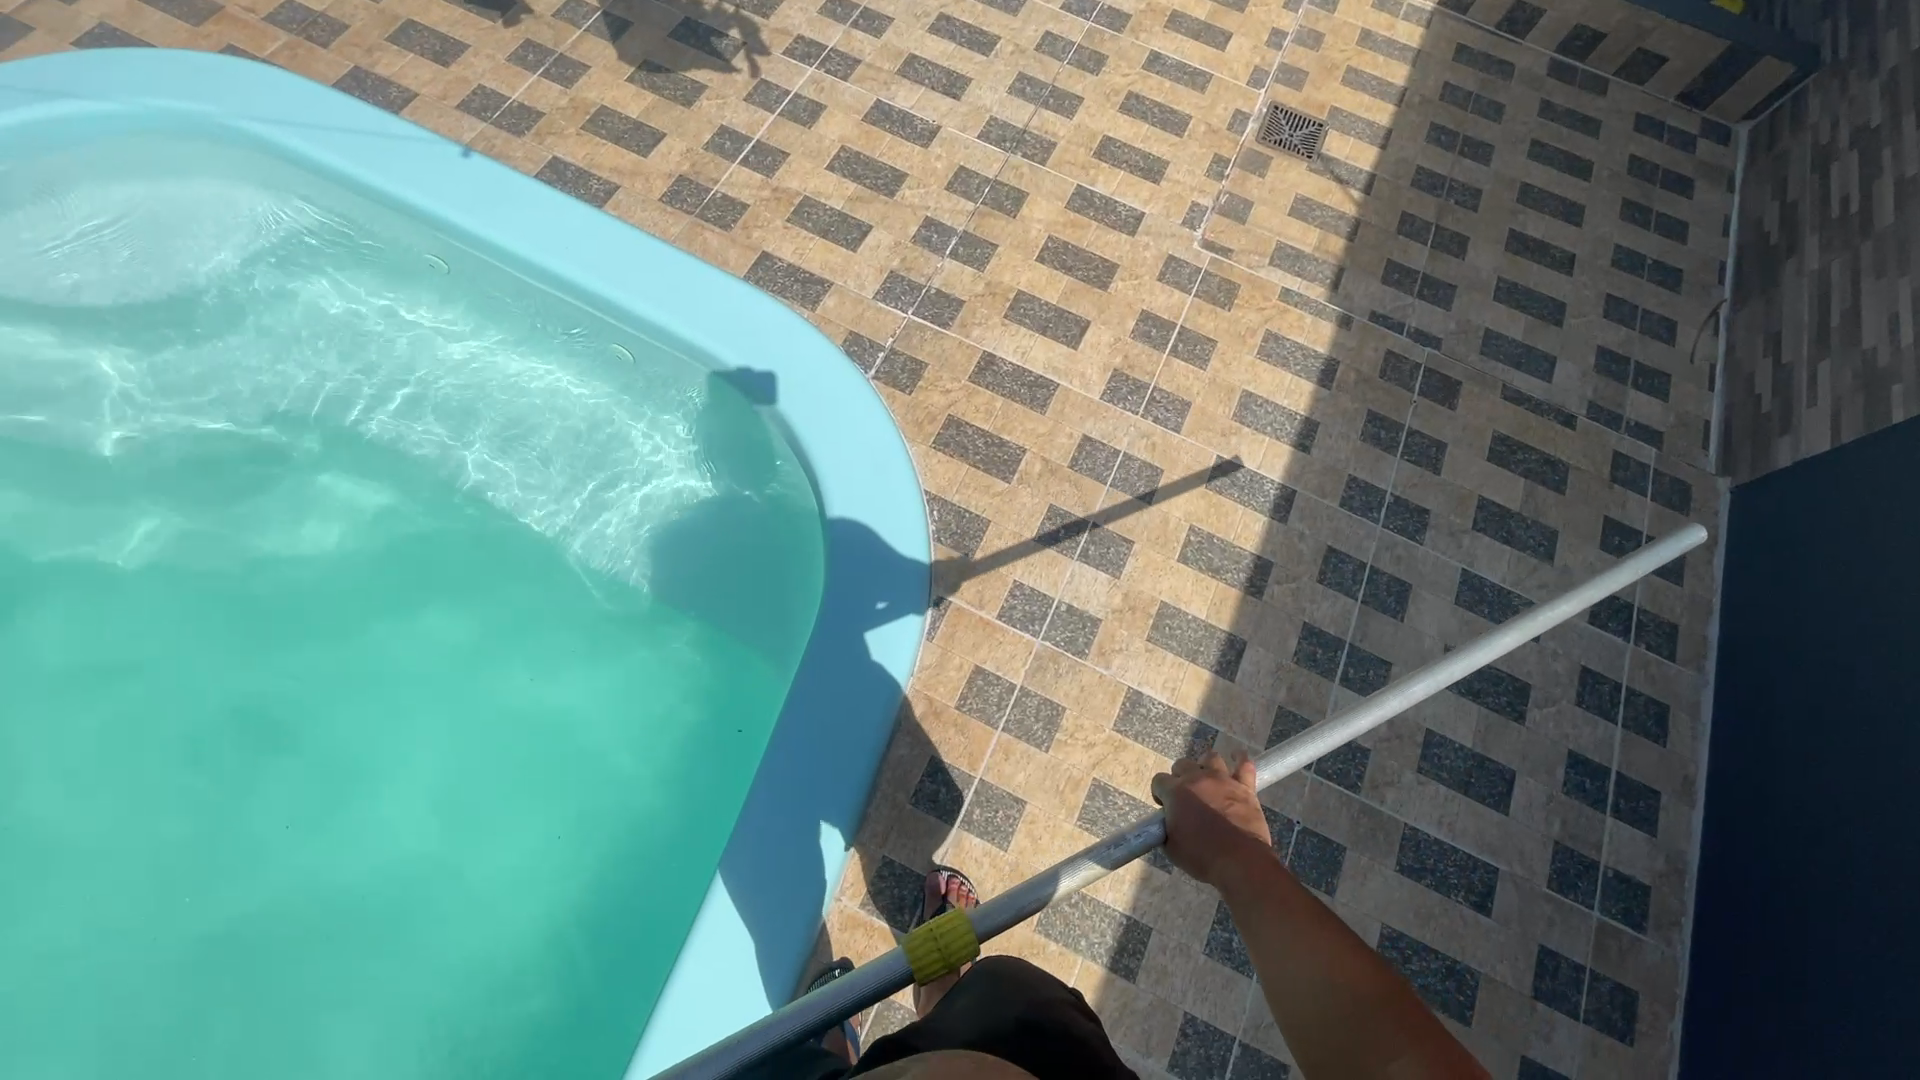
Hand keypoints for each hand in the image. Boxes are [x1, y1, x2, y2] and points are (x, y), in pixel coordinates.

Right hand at [1151, 751, 1273, 888]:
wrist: (1239, 861)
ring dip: (1206, 767)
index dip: (1160, 793)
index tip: (1166, 806)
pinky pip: (1244, 765)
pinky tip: (1238, 760)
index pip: (1159, 780)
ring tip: (1209, 781)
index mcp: (1175, 792)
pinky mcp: (1245, 786)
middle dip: (1180, 777)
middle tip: (1186, 796)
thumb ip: (1166, 828)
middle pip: (1182, 764)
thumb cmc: (1201, 857)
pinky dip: (1241, 761)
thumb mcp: (1171, 847)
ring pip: (1211, 758)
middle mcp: (1197, 778)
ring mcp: (1222, 780)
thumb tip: (1169, 824)